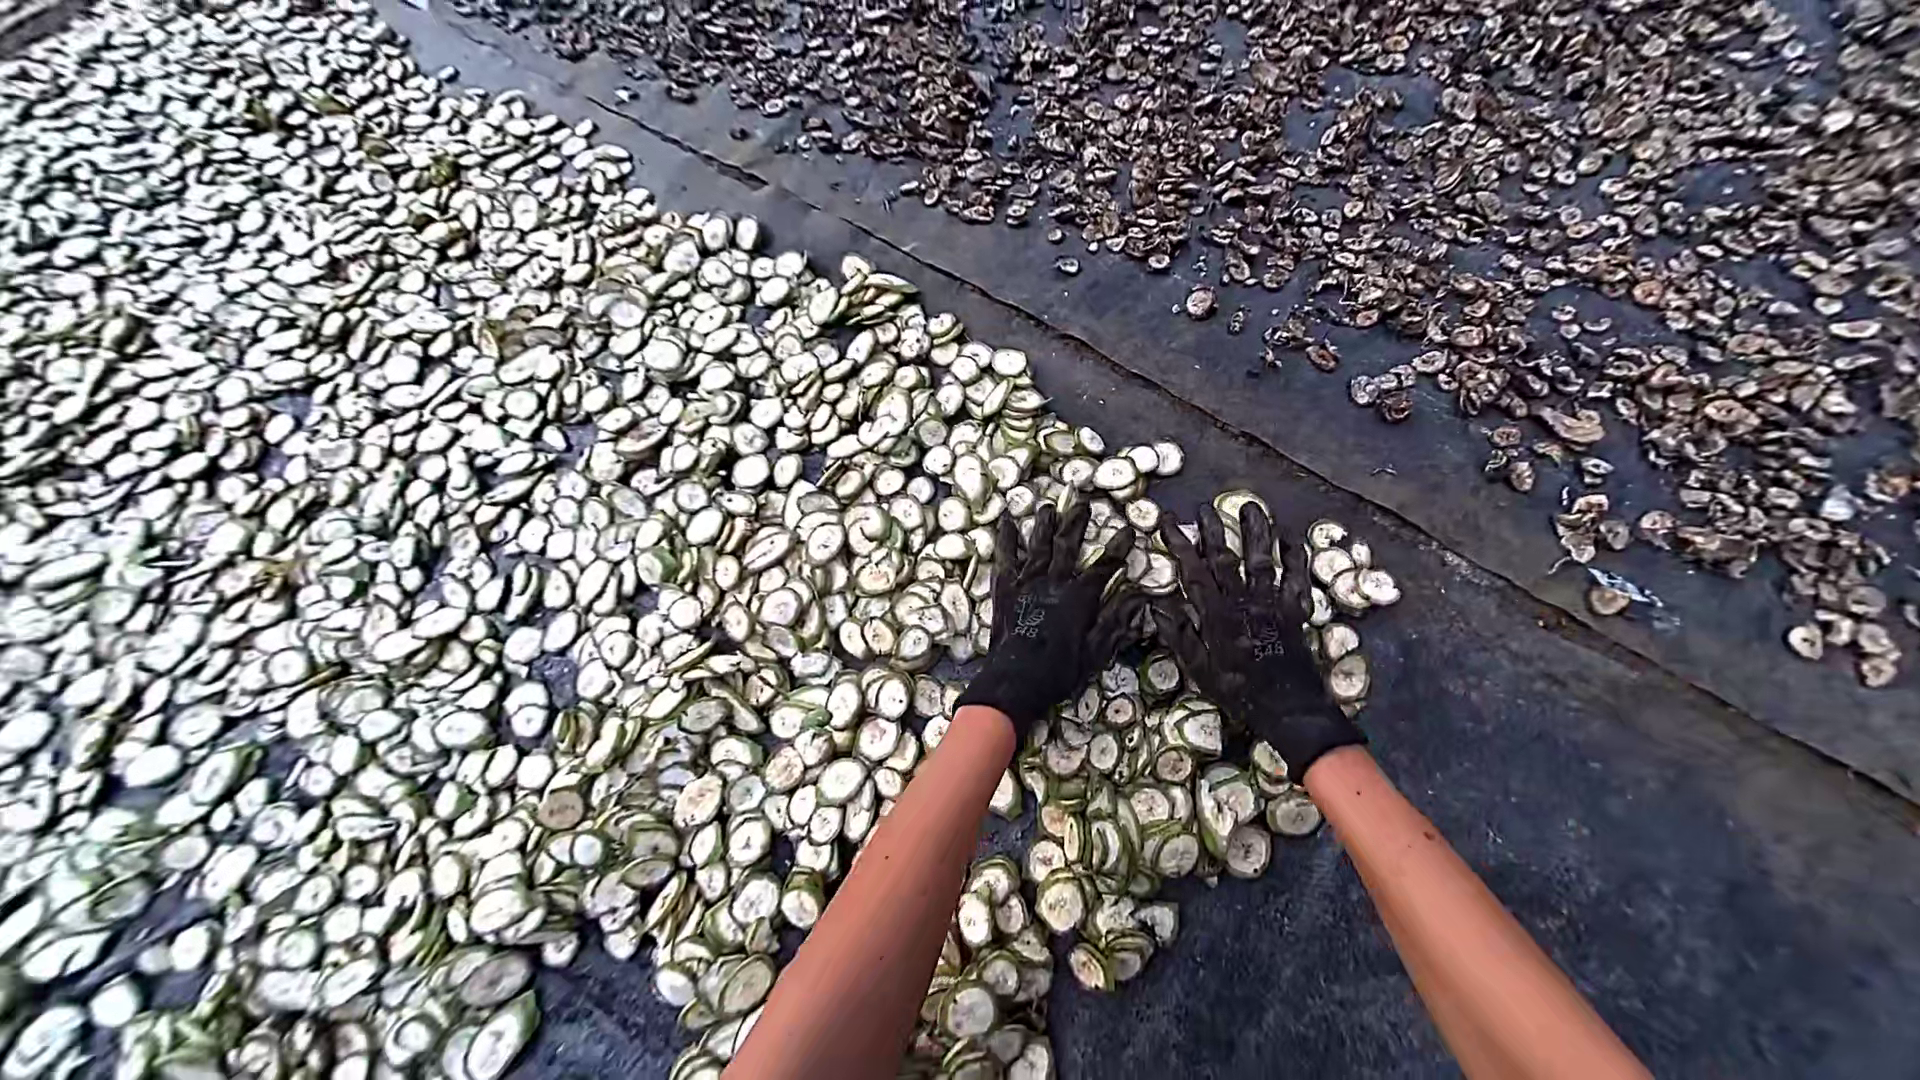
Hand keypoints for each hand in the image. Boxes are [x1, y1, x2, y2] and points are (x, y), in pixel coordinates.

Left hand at [956, 500, 1146, 737]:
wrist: (1014, 681)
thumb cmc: (1058, 672)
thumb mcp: (1095, 652)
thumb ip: (1116, 622)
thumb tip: (1140, 597)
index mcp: (1078, 598)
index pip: (1104, 567)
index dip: (1118, 549)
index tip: (1128, 531)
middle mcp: (1053, 583)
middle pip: (1067, 546)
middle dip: (1077, 524)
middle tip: (1084, 505)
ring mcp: (1026, 583)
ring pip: (1037, 546)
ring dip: (1044, 525)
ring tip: (1049, 507)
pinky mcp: (1005, 589)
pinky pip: (1006, 558)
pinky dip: (1006, 539)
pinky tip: (1006, 523)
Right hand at [1152, 501, 1363, 778]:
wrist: (1289, 707)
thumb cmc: (1238, 691)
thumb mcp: (1199, 670)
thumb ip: (1179, 636)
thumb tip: (1157, 606)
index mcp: (1216, 613)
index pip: (1193, 569)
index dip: (1179, 542)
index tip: (1167, 520)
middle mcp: (1243, 601)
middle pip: (1226, 557)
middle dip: (1213, 530)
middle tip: (1204, 508)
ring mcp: (1271, 603)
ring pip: (1262, 560)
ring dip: (1256, 532)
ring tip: (1252, 508)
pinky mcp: (1295, 611)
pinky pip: (1296, 580)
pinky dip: (1296, 559)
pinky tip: (1291, 541)